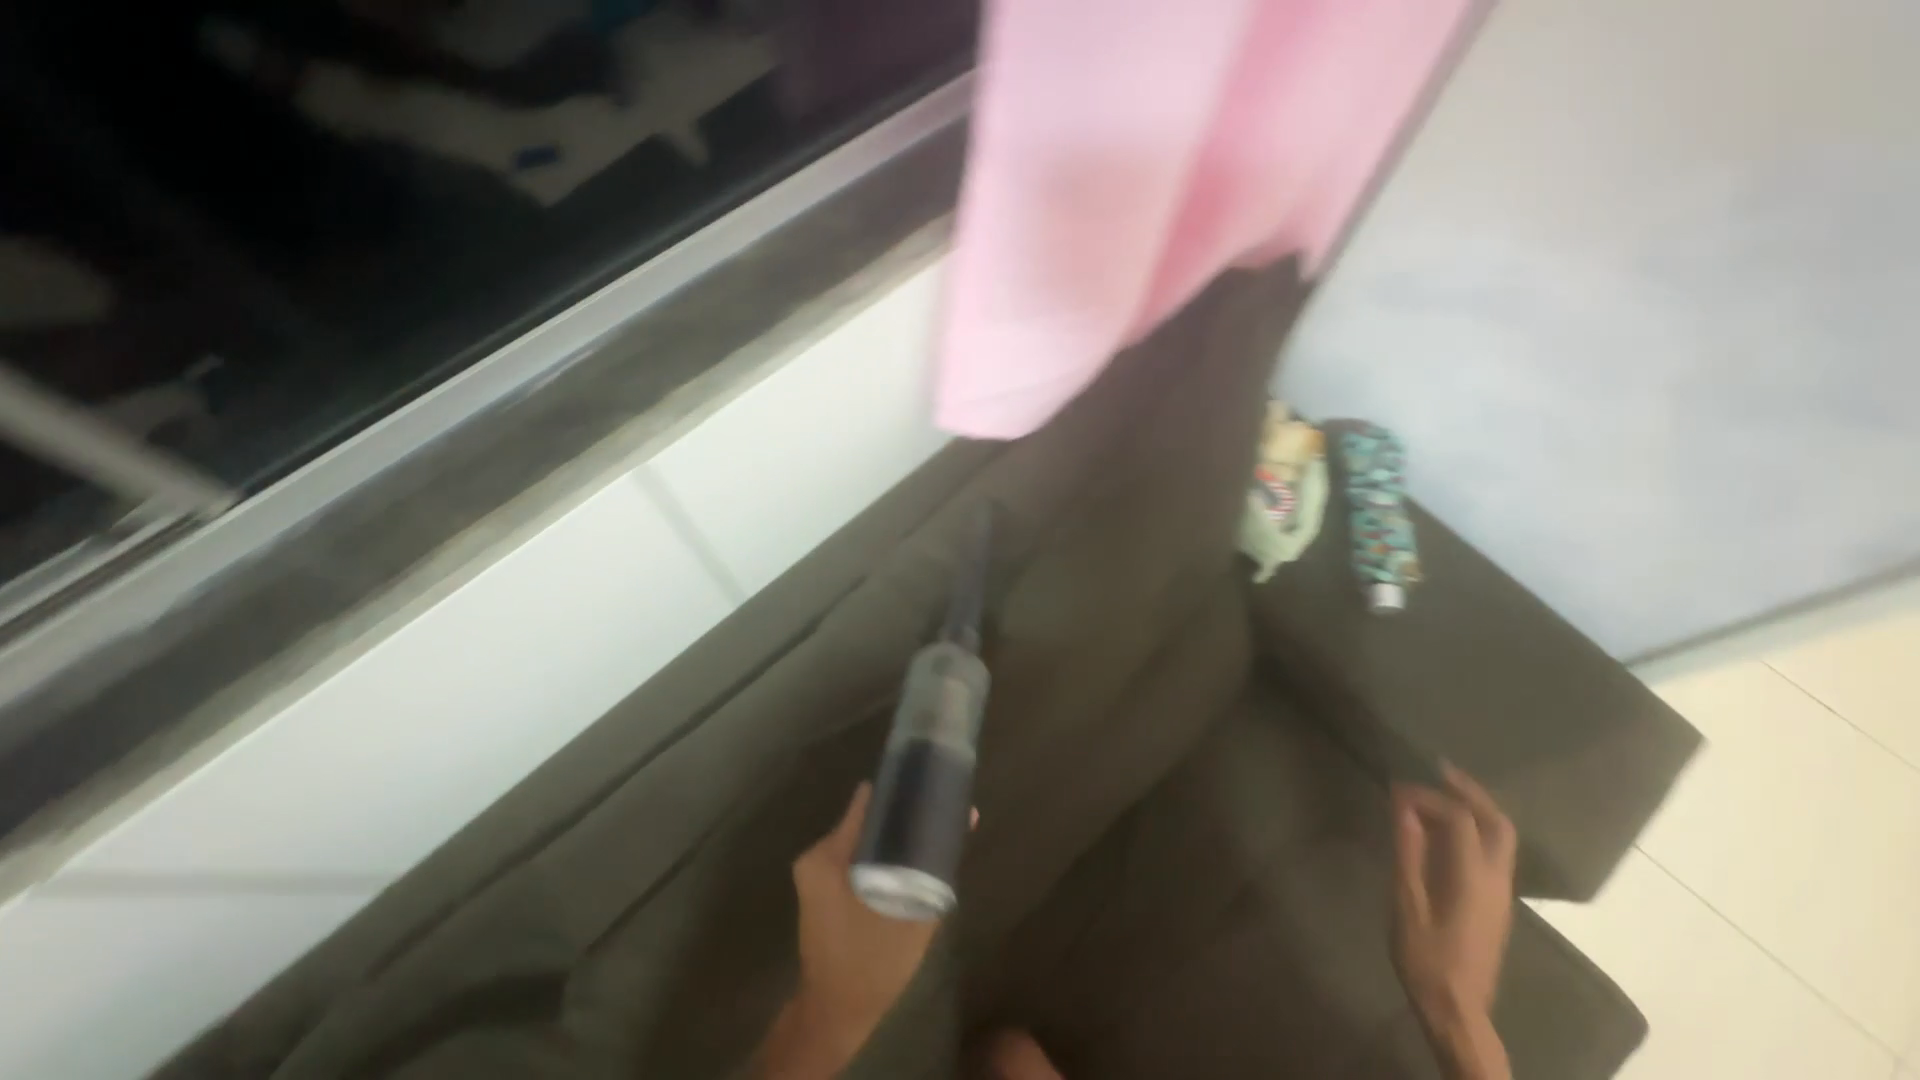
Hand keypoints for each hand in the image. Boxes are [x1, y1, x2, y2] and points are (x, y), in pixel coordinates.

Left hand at [756, 784, 948, 1077]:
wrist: (838, 1011)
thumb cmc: (874, 959)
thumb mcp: (916, 909)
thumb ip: (940, 860)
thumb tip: (967, 815)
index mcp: (829, 854)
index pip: (868, 801)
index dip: (902, 789)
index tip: (932, 781)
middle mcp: (816, 855)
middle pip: (866, 819)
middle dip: (902, 815)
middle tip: (940, 814)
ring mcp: (815, 874)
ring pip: (862, 841)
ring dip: (892, 839)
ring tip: (930, 838)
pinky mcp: (820, 890)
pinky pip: (854, 860)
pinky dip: (880, 858)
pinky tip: (909, 866)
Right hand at [1391, 763, 1516, 1079]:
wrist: (1457, 1008)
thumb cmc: (1425, 957)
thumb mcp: (1406, 902)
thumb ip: (1408, 852)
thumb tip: (1405, 807)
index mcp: (1473, 877)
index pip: (1459, 819)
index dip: (1430, 796)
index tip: (1397, 788)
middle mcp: (1496, 879)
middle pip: (1497, 823)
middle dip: (1470, 792)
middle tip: (1438, 770)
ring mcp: (1500, 892)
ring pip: (1501, 837)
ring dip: (1475, 808)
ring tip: (1441, 793)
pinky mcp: (1495, 903)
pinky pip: (1493, 852)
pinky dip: (1473, 829)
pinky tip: (1446, 830)